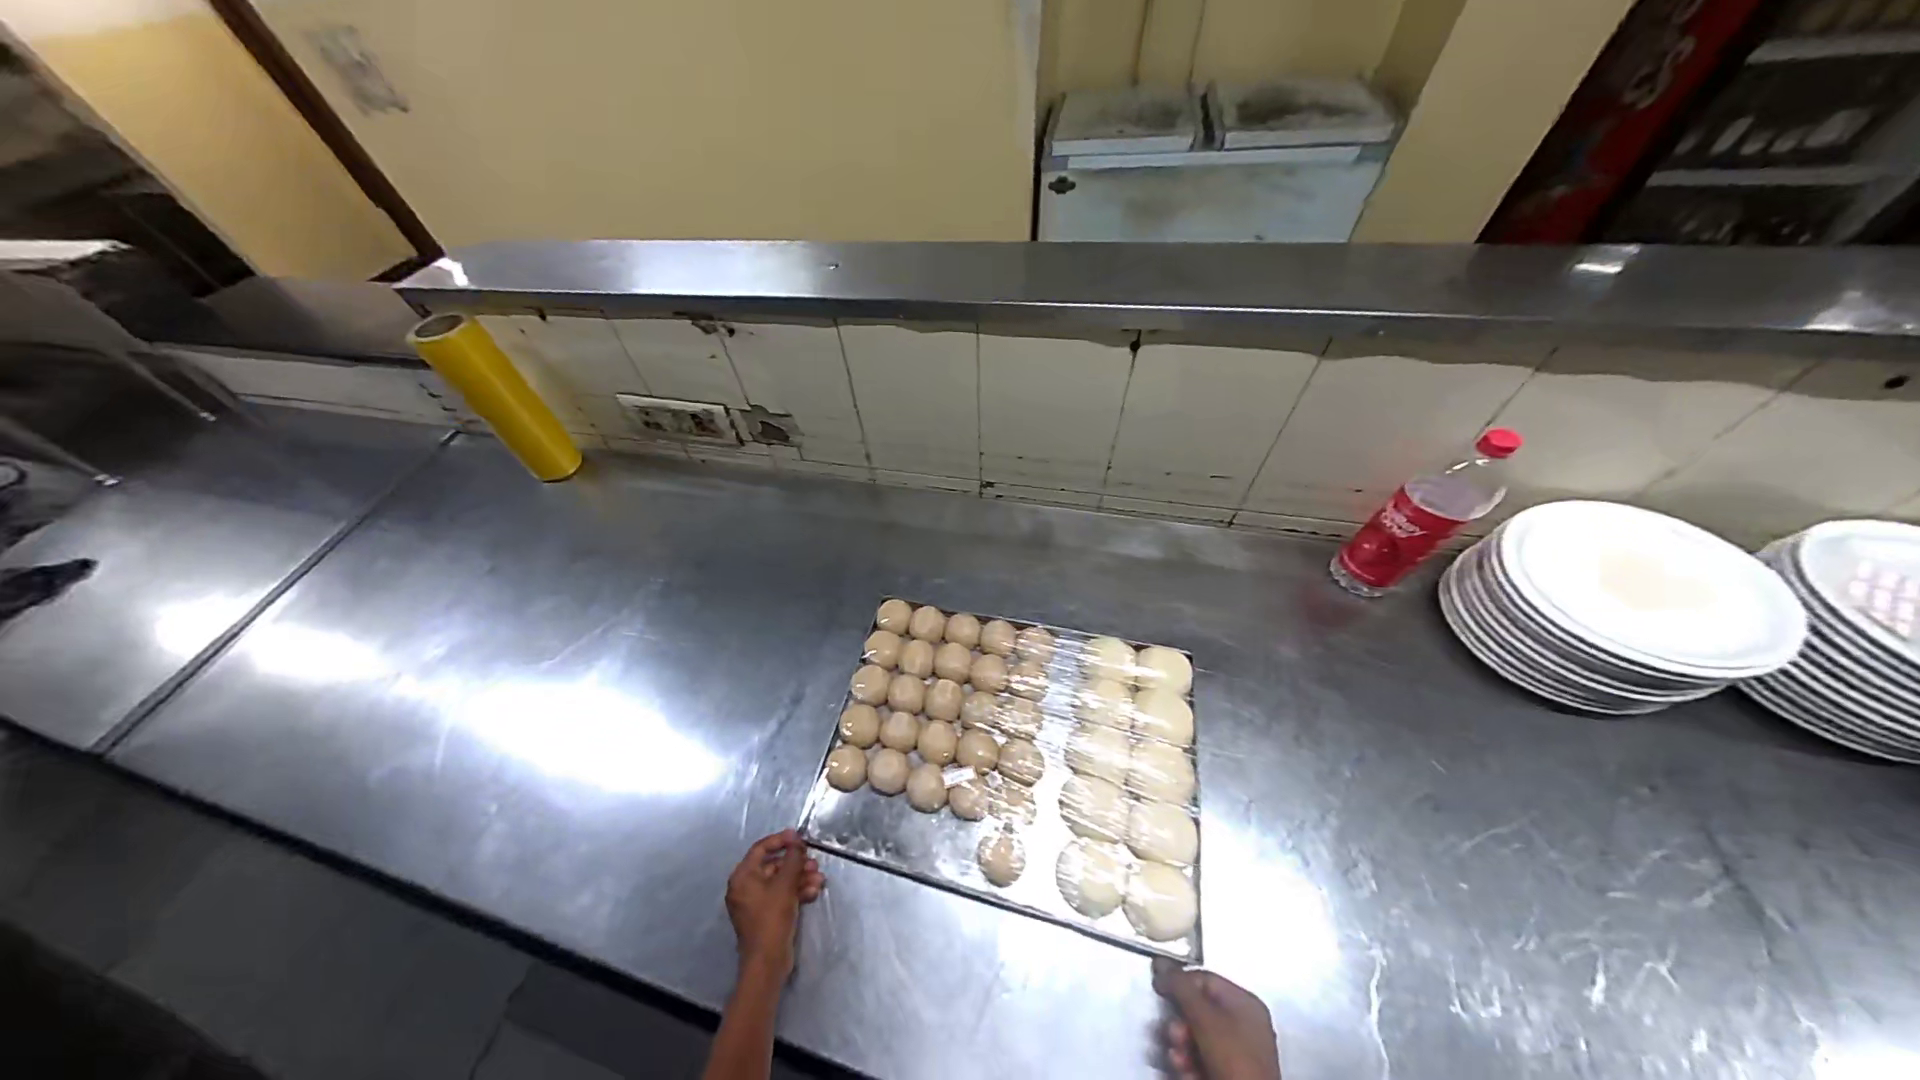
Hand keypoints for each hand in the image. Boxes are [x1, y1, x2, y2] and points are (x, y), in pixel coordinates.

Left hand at [724, 830, 824, 979]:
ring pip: (781, 881)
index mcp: (742, 877)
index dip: (781, 840)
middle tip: (814, 862)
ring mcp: (756, 902)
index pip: (761, 848)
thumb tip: (797, 842)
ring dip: (800, 877)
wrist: (768, 961)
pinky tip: (814, 891)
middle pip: (773, 865)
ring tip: (819, 878)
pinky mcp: (766, 915)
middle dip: (796, 863)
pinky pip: (782, 895)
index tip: (799, 837)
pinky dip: (797, 891)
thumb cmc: (772, 918)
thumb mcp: (785, 884)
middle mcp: (746, 887)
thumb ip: (792, 859)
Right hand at [1153, 958, 1281, 1079]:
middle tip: (1175, 1035)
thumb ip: (1180, 988)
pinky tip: (1186, 1073)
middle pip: (1197, 1010)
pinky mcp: (1227, 1076)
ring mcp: (1236, 1054)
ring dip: (1180, 1047)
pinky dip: (1188, 1065)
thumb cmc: (1233, 1061)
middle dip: (1178, 1023)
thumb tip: (1160, 963)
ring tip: (1180, 1059)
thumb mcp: (1204, 1018)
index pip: (1204, 978)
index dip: (1179, 981)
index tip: (1158, 988)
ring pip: (1195, 1038)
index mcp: (1246, 1004)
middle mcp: (1244, 1026)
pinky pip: (1199, 1060)